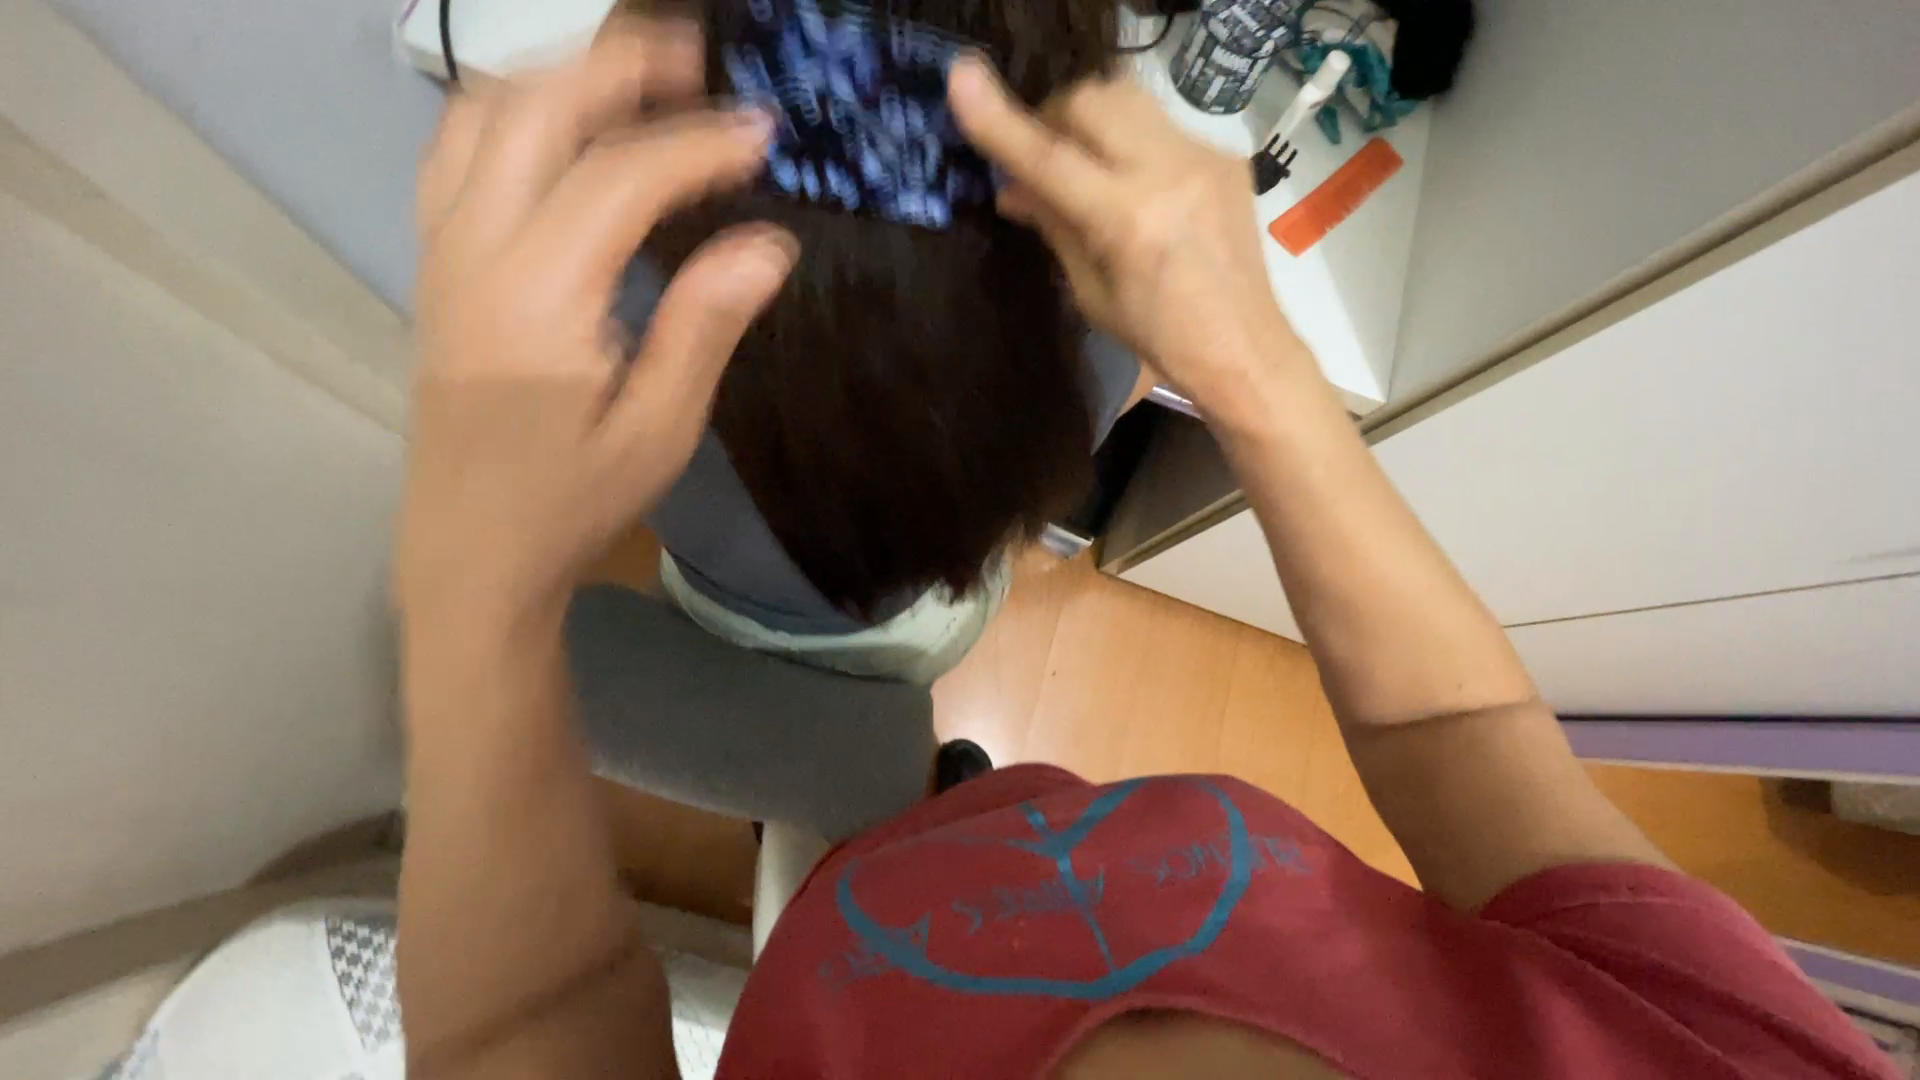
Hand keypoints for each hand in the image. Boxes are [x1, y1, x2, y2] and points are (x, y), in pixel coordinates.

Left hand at [398, 24, 795, 628]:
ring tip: (639, 77)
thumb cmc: (572, 500)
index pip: (618, 179)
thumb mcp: (658, 430)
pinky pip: (461, 152)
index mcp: (537, 296)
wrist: (472, 549)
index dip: (696, 145)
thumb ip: (704, 327)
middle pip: (531, 109)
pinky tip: (567, 128)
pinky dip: (517, 112)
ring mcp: (442, 251)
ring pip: (481, 115)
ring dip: (561, 75)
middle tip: (698, 61)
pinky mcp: (439, 266)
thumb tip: (768, 246)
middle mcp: (474, 250)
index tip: (762, 132)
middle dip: (617, 66)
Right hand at [948, 59, 1309, 413]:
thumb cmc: (1156, 334)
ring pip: (1127, 98)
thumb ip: (1054, 227)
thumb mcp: (1091, 290)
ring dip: (1091, 118)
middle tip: (1041, 156)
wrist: (1241, 345)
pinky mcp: (1224, 155)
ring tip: (1084, 161)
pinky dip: (1130, 142)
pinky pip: (1160, 124)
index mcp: (1128, 221)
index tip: (961, 79)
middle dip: (1053, 117)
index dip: (1001, 122)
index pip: (1051, 159)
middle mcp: (1168, 173)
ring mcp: (1202, 157)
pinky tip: (1135, 182)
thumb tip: (1009, 188)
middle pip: (1091, 101)